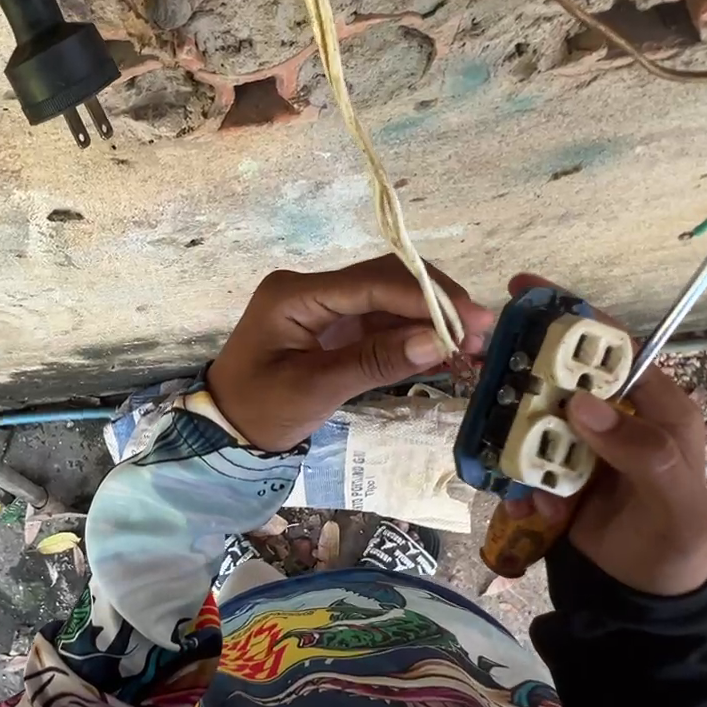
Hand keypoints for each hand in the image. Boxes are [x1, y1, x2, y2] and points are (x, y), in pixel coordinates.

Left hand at [206, 256, 493, 451]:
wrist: (225, 426)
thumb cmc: (259, 409)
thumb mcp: (314, 389)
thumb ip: (373, 362)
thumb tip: (435, 341)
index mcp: (294, 295)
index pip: (370, 283)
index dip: (425, 297)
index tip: (474, 319)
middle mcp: (309, 289)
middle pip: (383, 280)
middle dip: (434, 303)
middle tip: (481, 332)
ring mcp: (321, 305)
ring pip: (387, 298)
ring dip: (428, 318)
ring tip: (472, 346)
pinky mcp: (332, 324)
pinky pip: (378, 320)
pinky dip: (410, 334)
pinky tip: (444, 351)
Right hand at [504, 274, 706, 595]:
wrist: (639, 597)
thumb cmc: (671, 545)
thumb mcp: (674, 506)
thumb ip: (641, 453)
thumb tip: (580, 402)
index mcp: (656, 408)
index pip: (612, 349)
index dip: (572, 318)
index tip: (524, 294)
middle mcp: (611, 415)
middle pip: (556, 376)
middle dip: (521, 381)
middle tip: (487, 382)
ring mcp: (575, 439)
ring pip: (527, 414)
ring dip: (513, 442)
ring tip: (522, 484)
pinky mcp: (547, 464)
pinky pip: (515, 453)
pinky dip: (511, 477)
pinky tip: (527, 507)